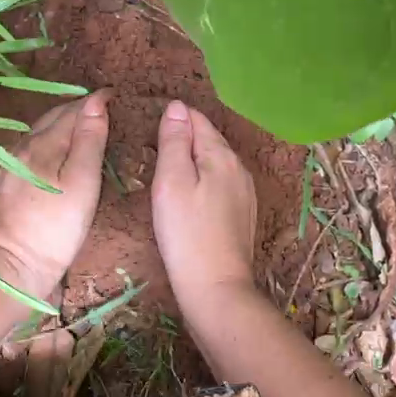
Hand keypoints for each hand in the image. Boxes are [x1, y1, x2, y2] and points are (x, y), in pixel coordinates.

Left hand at [0, 91, 109, 297]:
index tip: (115, 95)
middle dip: (78, 108)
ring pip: (41, 131)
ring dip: (63, 123)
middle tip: (104, 108)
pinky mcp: (6, 181)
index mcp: (42, 143)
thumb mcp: (83, 182)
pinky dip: (51, 140)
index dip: (94, 101)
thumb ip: (90, 140)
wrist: (14, 267)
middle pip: (54, 116)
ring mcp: (10, 164)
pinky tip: (60, 152)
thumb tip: (96, 102)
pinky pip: (32, 148)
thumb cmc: (56, 227)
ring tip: (85, 125)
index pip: (72, 110)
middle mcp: (22, 146)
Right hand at [151, 100, 257, 305]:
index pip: (196, 119)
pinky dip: (203, 179)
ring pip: (215, 161)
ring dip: (193, 159)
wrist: (216, 288)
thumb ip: (173, 142)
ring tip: (168, 170)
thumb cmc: (186, 233)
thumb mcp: (170, 182)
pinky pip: (221, 182)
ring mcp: (244, 191)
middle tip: (154, 148)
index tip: (151, 129)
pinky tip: (189, 195)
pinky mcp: (243, 213)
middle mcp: (238, 167)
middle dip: (184, 137)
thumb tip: (176, 107)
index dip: (173, 119)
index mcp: (220, 154)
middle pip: (208, 139)